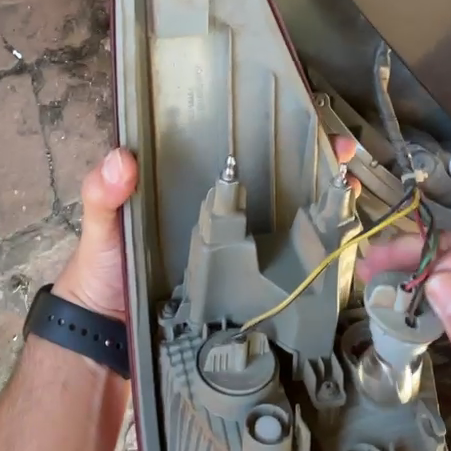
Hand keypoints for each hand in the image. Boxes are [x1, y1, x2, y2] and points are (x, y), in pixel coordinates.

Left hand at [50, 135, 353, 322]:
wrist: (109, 338)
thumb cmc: (103, 271)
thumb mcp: (100, 227)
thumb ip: (103, 194)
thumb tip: (122, 160)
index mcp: (187, 185)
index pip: (231, 144)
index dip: (266, 127)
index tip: (301, 111)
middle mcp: (216, 208)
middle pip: (269, 173)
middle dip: (309, 156)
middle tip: (341, 148)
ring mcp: (233, 244)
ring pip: (283, 211)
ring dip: (318, 194)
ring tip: (350, 184)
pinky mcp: (243, 280)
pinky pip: (279, 257)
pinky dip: (309, 245)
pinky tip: (337, 237)